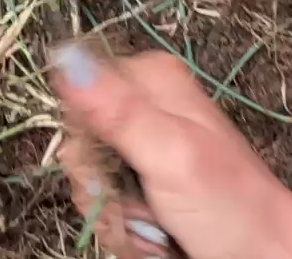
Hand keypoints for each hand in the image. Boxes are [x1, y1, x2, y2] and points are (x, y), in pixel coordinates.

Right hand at [50, 45, 291, 258]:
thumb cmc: (229, 206)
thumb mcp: (169, 152)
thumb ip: (115, 108)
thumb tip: (62, 55)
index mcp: (150, 76)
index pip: (77, 90)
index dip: (84, 138)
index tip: (110, 168)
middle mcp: (143, 104)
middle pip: (80, 141)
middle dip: (101, 186)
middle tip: (141, 207)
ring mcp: (143, 146)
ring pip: (90, 179)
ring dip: (114, 214)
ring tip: (155, 227)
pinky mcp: (144, 184)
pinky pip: (107, 203)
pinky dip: (124, 229)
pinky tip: (155, 237)